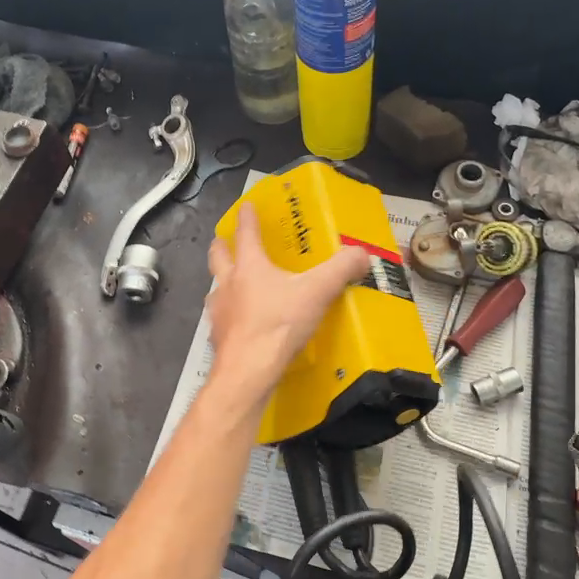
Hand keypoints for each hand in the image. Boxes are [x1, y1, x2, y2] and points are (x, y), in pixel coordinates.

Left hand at [203, 202, 369, 409]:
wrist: (247, 372)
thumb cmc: (278, 324)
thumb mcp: (317, 292)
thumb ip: (340, 270)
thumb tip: (362, 254)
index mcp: (249, 265)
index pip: (245, 232)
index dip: (247, 217)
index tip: (246, 206)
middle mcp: (228, 283)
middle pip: (218, 256)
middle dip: (222, 245)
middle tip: (228, 242)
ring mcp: (219, 311)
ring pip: (216, 288)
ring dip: (224, 283)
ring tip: (237, 286)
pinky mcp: (218, 337)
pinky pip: (222, 318)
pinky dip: (230, 316)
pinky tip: (243, 324)